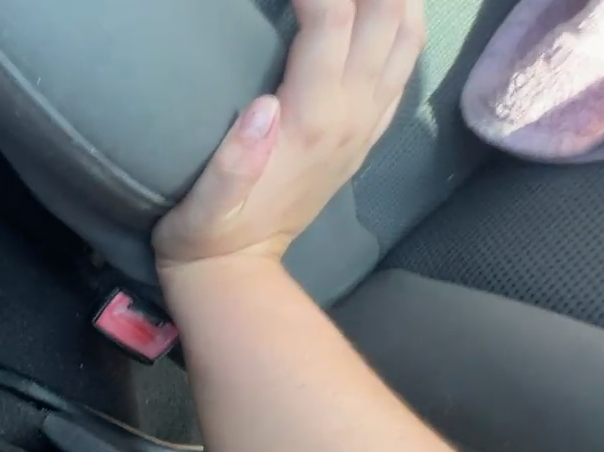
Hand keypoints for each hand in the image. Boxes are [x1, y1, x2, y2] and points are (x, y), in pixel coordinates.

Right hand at [153, 0, 423, 273]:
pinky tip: (388, 12)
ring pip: (403, 34)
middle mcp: (347, 116)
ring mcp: (361, 125)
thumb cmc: (202, 238)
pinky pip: (402, 66)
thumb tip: (264, 106)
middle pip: (380, 17)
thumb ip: (232, 163)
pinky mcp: (362, 137)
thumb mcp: (200, 209)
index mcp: (308, 123)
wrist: (233, 272)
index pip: (329, 27)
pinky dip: (402, 26)